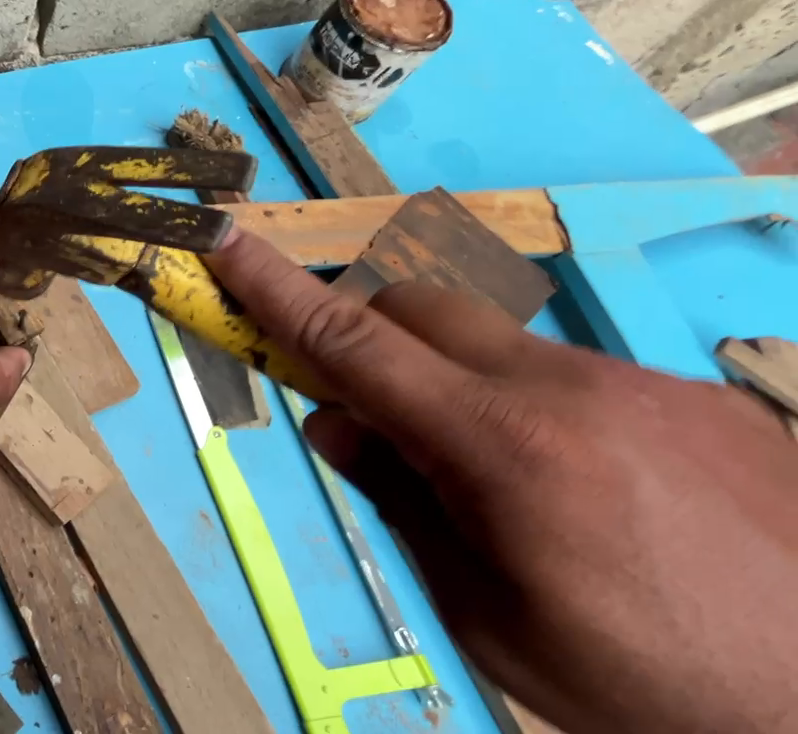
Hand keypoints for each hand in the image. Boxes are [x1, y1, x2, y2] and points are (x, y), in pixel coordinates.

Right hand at [206, 229, 797, 733]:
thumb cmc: (654, 690)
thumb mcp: (489, 618)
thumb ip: (402, 504)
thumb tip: (338, 427)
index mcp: (503, 446)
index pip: (352, 342)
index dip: (274, 288)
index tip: (225, 240)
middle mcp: (571, 387)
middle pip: (421, 305)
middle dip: (367, 330)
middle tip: (369, 407)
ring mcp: (647, 385)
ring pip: (499, 343)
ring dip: (457, 381)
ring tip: (511, 485)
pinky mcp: (705, 400)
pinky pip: (576, 375)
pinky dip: (536, 406)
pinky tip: (598, 492)